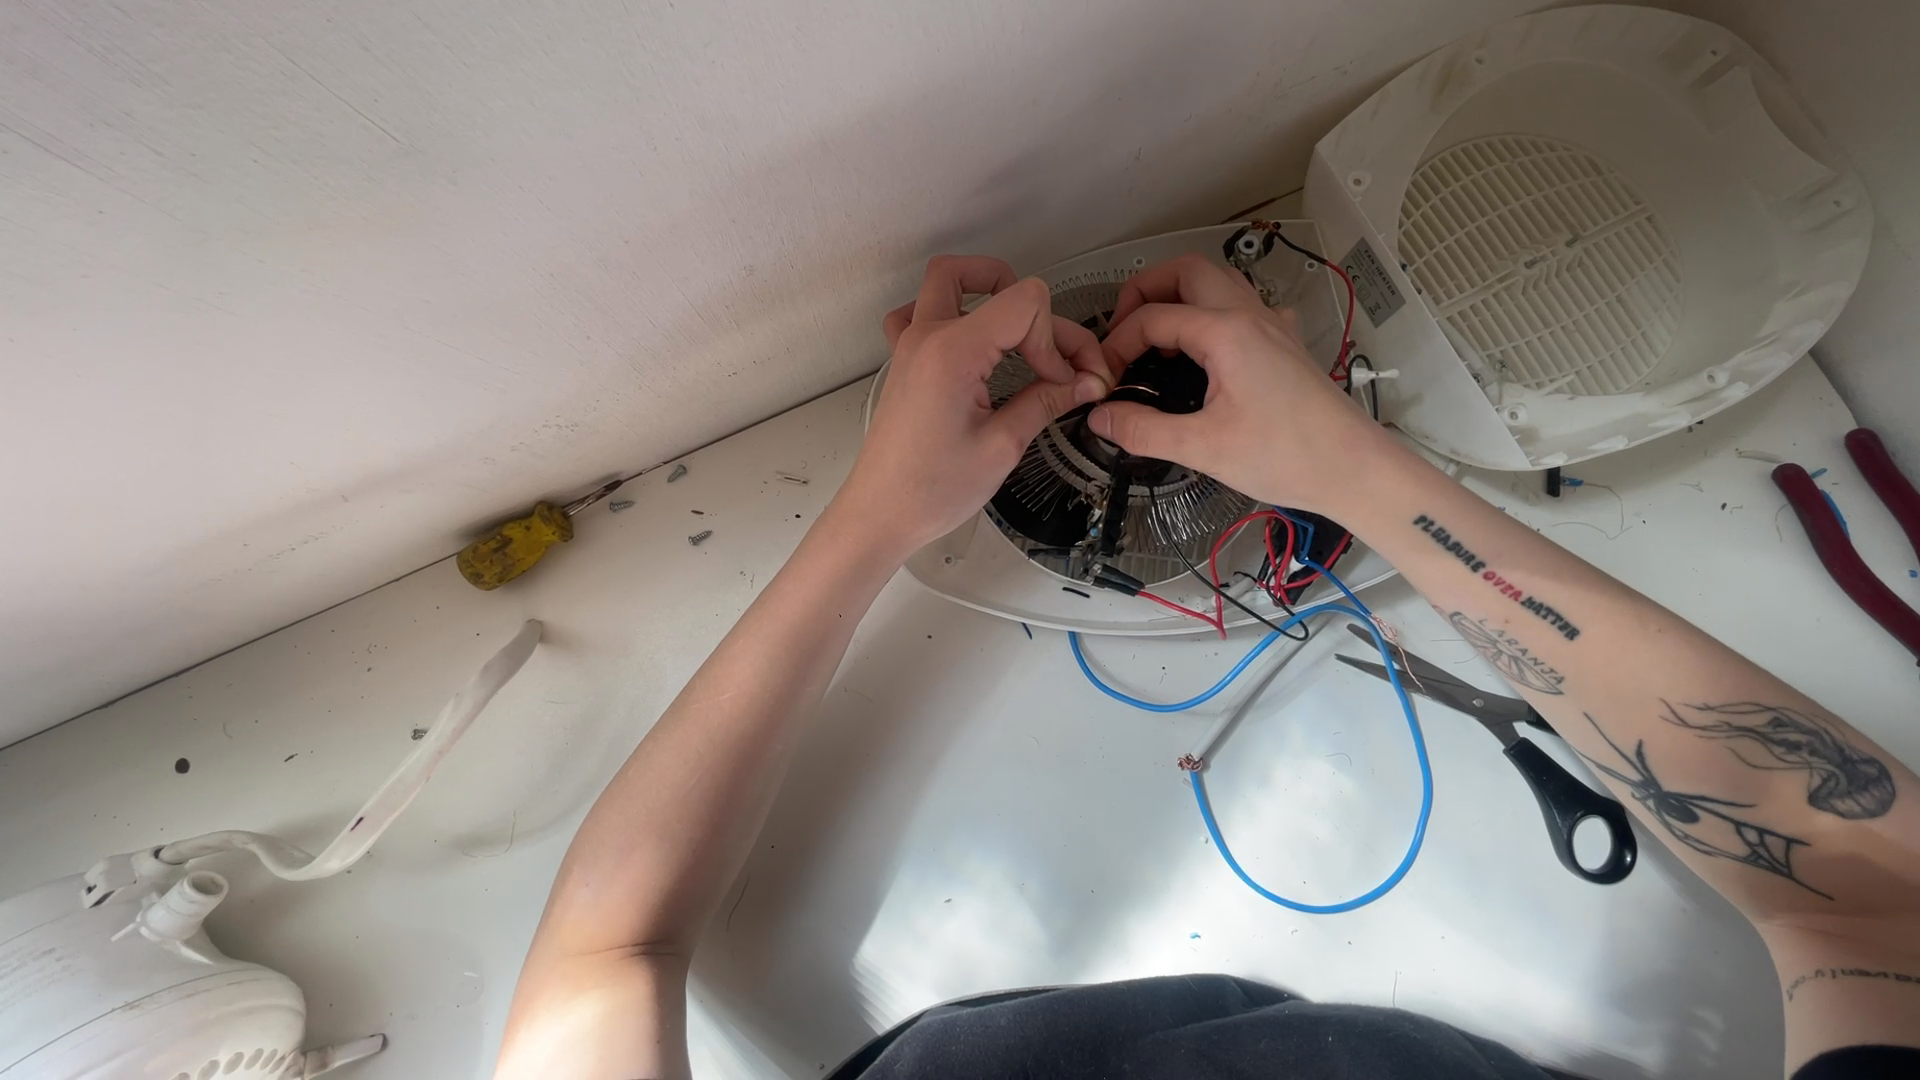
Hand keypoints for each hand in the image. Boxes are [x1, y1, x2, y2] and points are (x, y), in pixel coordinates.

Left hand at [834, 256, 1109, 557]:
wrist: (881, 514)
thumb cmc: (932, 489)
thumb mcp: (1002, 446)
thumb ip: (1046, 402)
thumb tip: (1087, 382)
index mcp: (953, 351)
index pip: (1025, 303)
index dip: (1055, 339)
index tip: (1060, 383)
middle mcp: (928, 336)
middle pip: (997, 286)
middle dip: (1041, 319)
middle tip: (1067, 367)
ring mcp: (911, 346)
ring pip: (950, 282)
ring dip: (991, 294)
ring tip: (1025, 335)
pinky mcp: (906, 363)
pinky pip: (920, 312)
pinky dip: (952, 312)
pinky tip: (975, 344)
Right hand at [1089, 255, 1391, 513]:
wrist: (1353, 469)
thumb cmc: (1287, 456)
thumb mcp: (1203, 449)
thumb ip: (1143, 430)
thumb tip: (1100, 418)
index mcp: (1227, 333)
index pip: (1153, 317)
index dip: (1117, 343)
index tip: (1104, 379)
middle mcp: (1250, 316)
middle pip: (1187, 271)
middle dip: (1145, 291)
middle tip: (1122, 331)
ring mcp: (1272, 325)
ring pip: (1217, 282)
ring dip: (1179, 296)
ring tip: (1154, 339)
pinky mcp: (1284, 344)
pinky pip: (1242, 307)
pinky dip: (1210, 314)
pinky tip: (1204, 353)